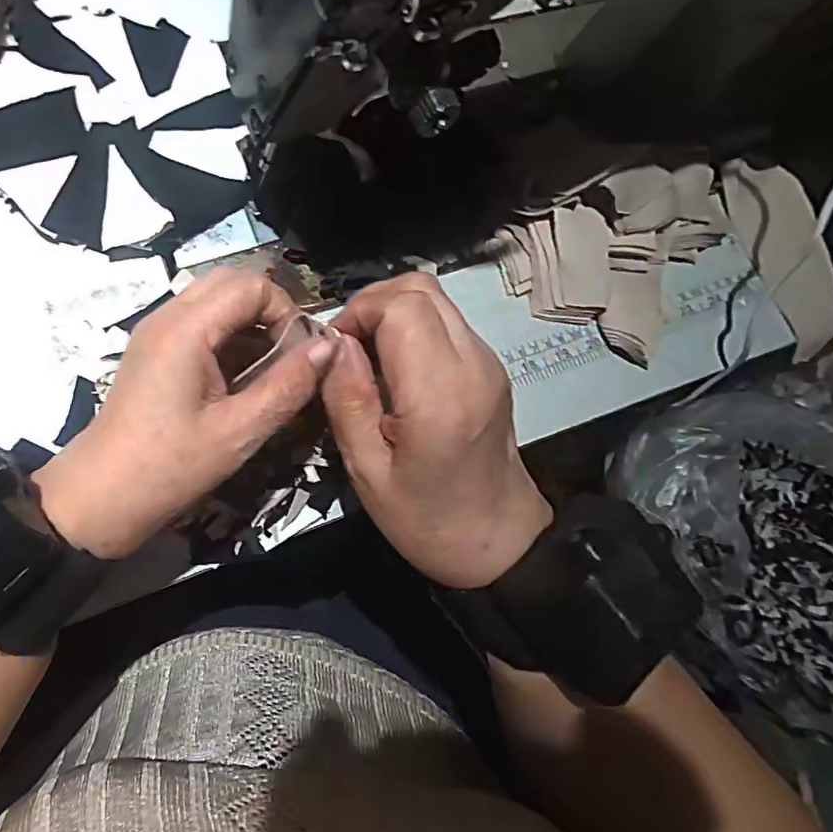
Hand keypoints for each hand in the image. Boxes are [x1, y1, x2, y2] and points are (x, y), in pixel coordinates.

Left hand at [34, 271, 338, 559]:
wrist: (103, 495)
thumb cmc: (169, 467)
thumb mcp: (238, 432)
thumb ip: (286, 386)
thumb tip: (328, 348)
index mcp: (184, 330)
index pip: (249, 284)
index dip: (285, 310)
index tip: (300, 352)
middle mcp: (166, 317)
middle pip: (229, 281)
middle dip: (268, 309)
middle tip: (288, 354)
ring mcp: (155, 331)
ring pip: (212, 299)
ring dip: (247, 322)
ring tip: (268, 368)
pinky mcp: (152, 349)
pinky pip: (196, 321)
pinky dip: (226, 335)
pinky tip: (239, 377)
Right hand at [322, 273, 551, 588]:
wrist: (499, 543)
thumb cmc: (425, 518)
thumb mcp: (367, 470)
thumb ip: (348, 399)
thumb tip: (333, 343)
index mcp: (440, 394)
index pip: (402, 307)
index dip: (358, 313)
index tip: (334, 349)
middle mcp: (472, 364)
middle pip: (420, 288)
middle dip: (371, 304)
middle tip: (346, 346)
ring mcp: (487, 361)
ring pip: (434, 298)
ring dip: (391, 312)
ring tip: (365, 355)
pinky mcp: (489, 367)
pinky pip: (445, 321)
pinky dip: (410, 327)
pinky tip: (392, 367)